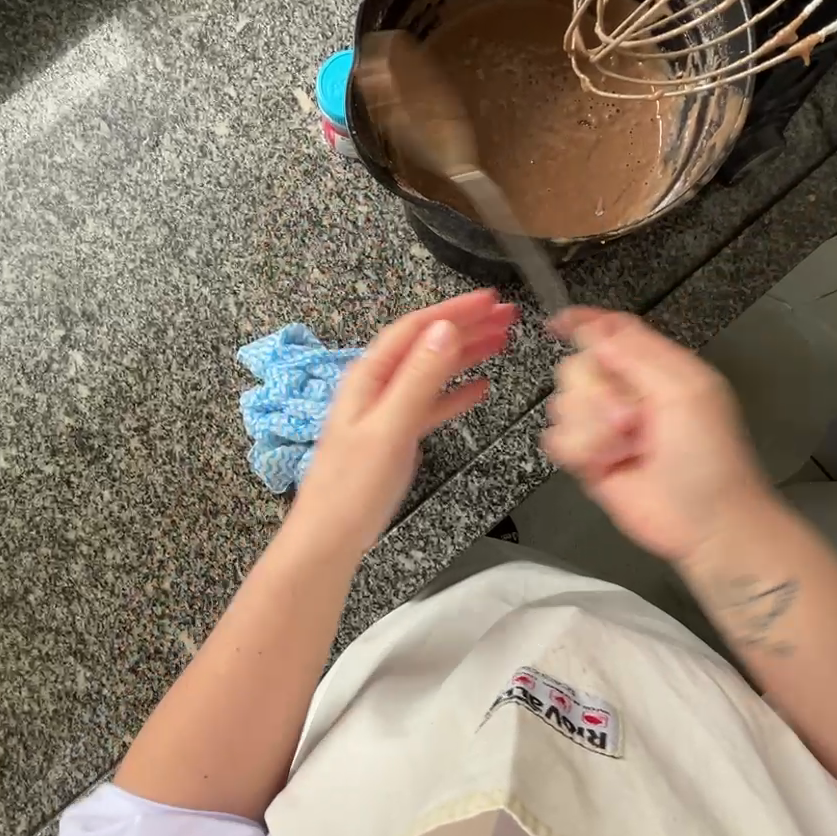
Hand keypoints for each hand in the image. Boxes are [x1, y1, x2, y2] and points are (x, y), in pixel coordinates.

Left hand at [288, 291, 517, 558]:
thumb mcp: (390, 428)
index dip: (453, 309)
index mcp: (370, 376)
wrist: (329, 537)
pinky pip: (431, 404)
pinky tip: (480, 388)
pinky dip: (456, 393)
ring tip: (501, 341)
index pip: (416, 328)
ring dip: (466, 354)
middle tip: (507, 315)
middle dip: (466, 325)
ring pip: (432, 371)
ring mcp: (387, 410)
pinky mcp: (396, 435)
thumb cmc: (352, 488)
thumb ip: (418, 379)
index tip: (491, 299)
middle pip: (426, 344)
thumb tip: (444, 330)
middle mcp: (377, 386)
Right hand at [541, 308, 769, 569]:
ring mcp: (602, 427)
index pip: (612, 331)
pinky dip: (578, 449)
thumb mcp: (686, 391)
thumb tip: (592, 330)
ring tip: (626, 448)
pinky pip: (555, 438)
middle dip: (595, 392)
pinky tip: (604, 464)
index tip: (557, 323)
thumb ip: (639, 354)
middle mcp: (624, 393)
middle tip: (630, 418)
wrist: (705, 522)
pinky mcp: (586, 459)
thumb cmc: (709, 454)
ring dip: (592, 427)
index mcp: (654, 368)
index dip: (584, 322)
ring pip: (561, 404)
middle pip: (577, 367)